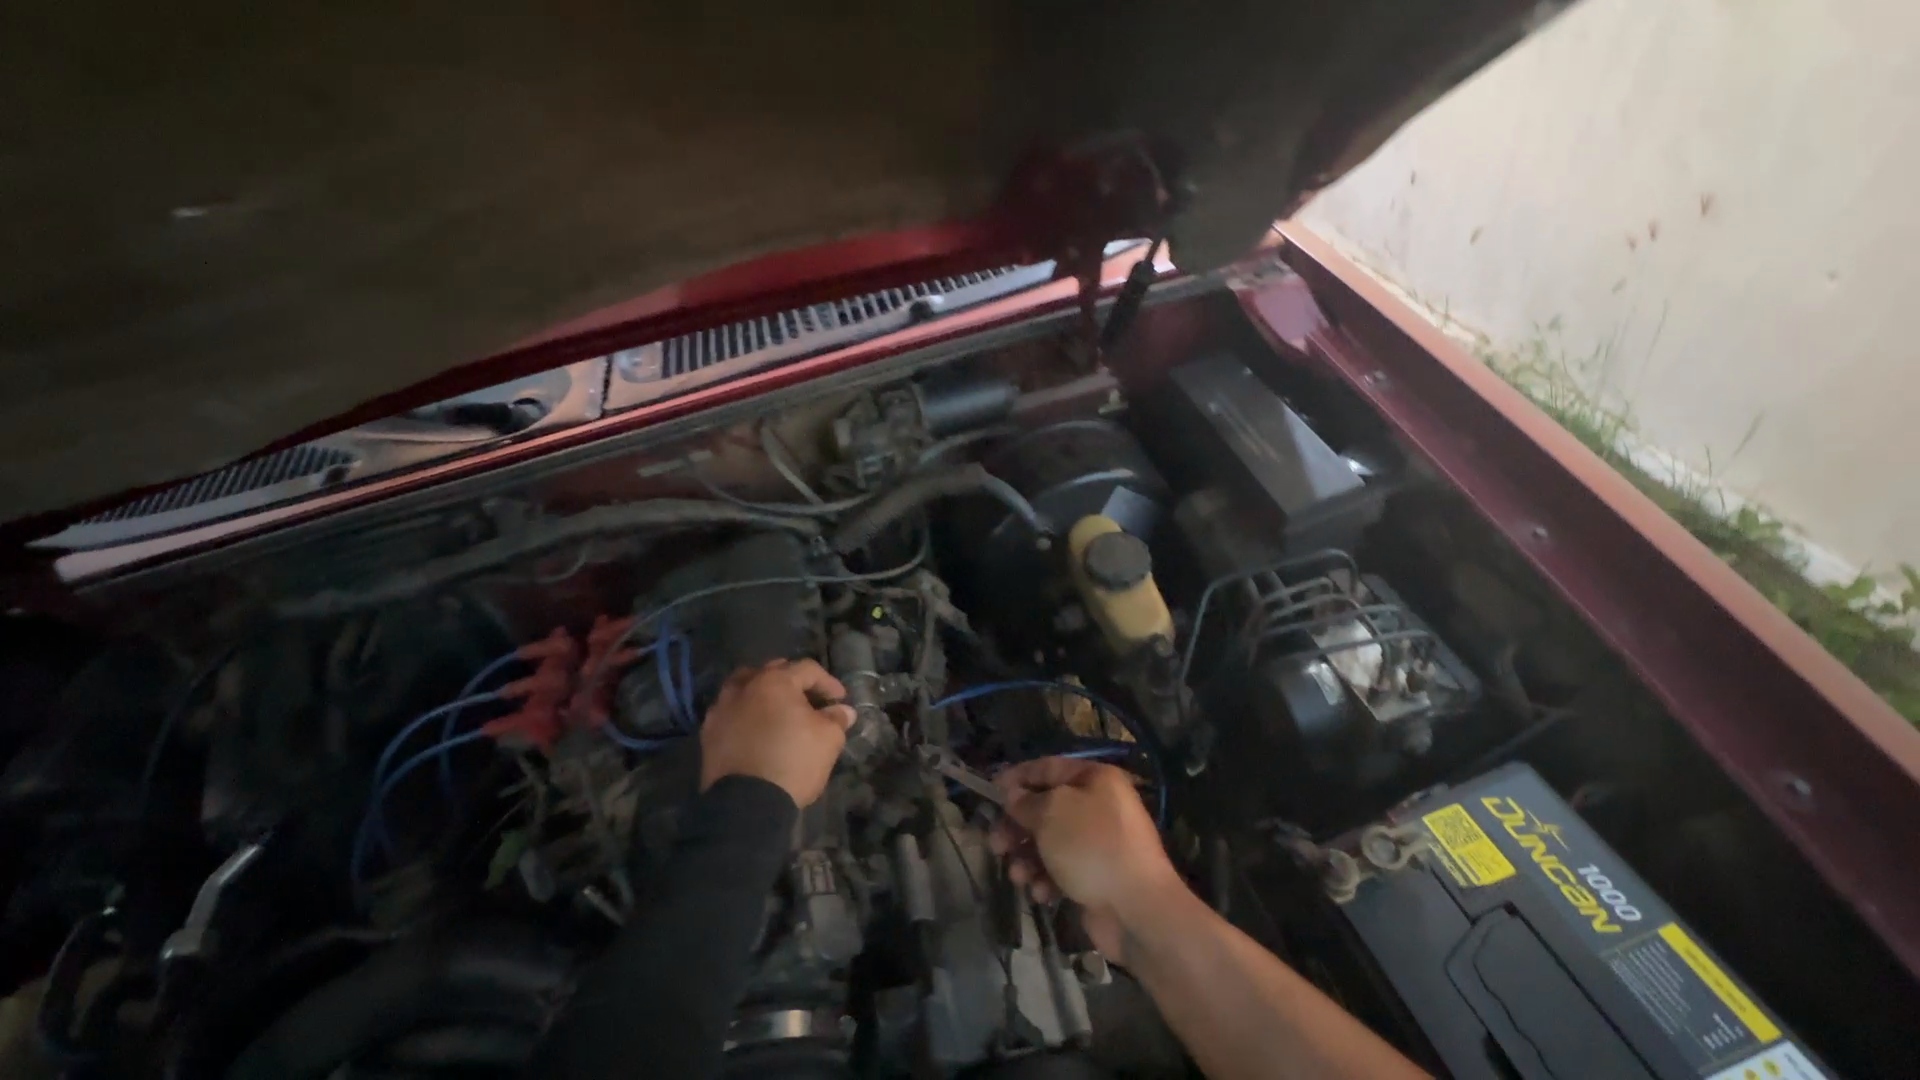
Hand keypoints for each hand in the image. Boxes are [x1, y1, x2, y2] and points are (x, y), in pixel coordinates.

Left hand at [699, 659, 855, 806]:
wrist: (746, 804)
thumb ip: (836, 719)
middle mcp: (744, 687)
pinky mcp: (708, 734)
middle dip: (793, 681)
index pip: (807, 670)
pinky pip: (729, 713)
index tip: (840, 700)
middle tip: (809, 698)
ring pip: (744, 688)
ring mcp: (721, 710)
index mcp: (775, 682)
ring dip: (762, 693)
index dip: (828, 682)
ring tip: (776, 709)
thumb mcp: (828, 740)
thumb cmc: (793, 762)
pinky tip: (753, 729)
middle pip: (772, 672)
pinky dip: (743, 714)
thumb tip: (843, 711)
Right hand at [989, 757, 1182, 961]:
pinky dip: (1046, 878)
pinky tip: (1041, 892)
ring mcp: (1099, 844)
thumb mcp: (1051, 813)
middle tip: (996, 844)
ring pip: (1049, 842)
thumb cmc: (1092, 847)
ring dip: (1027, 857)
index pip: (1049, 767)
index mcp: (1096, 779)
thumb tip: (1014, 796)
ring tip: (1018, 875)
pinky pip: (1061, 869)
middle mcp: (1099, 806)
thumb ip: (1026, 802)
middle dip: (1017, 827)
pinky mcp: (1095, 876)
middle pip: (1046, 808)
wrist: (1136, 908)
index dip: (1018, 777)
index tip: (991, 791)